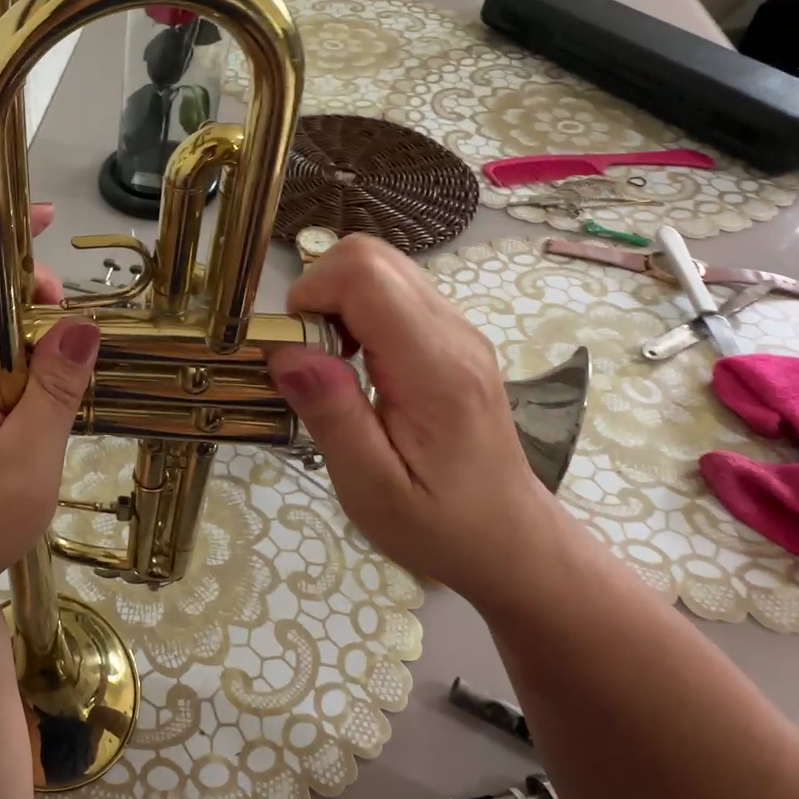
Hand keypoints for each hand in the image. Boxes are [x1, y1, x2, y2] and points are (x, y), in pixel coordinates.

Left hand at [0, 205, 99, 597]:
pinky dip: (17, 355)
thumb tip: (82, 323)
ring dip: (28, 330)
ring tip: (61, 374)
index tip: (48, 218)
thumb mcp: (29, 460)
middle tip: (73, 333)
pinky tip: (40, 392)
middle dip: (30, 293)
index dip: (2, 235)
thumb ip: (54, 389)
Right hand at [264, 235, 572, 608]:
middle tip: (308, 355)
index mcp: (434, 368)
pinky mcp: (449, 338)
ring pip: (378, 266)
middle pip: (370, 256)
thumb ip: (330, 414)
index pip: (365, 275)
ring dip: (334, 301)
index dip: (311, 294)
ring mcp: (456, 330)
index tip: (295, 351)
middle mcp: (452, 333)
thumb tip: (286, 352)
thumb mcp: (371, 488)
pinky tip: (351, 365)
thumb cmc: (440, 526)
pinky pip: (390, 292)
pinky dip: (352, 312)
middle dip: (317, 291)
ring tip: (329, 363)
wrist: (512, 543)